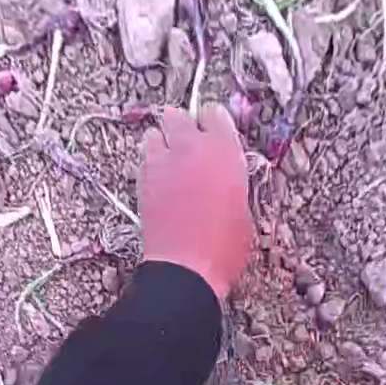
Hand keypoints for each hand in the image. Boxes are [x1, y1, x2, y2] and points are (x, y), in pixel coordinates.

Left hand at [138, 104, 253, 300]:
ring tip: (173, 166)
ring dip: (164, 143)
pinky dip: (152, 163)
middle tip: (192, 151)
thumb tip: (226, 175)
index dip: (215, 126)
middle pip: (179, 115)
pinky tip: (162, 183)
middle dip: (184, 128)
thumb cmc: (224, 249)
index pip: (215, 114)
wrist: (186, 269)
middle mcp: (191, 148)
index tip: (216, 139)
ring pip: (156, 132)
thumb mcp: (243, 215)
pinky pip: (144, 157)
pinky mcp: (142, 179)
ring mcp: (162, 161)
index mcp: (224, 153)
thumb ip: (232, 182)